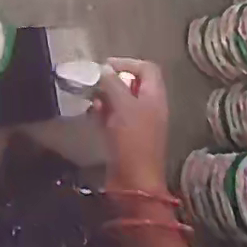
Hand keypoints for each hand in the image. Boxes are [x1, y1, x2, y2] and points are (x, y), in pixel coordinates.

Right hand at [91, 58, 170, 194]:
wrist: (133, 183)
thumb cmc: (133, 141)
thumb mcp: (123, 107)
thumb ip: (113, 84)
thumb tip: (103, 69)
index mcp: (155, 97)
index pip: (146, 68)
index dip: (127, 63)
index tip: (105, 67)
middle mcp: (148, 107)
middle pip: (131, 83)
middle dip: (111, 81)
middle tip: (93, 83)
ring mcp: (137, 123)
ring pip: (120, 100)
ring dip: (104, 97)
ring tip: (92, 101)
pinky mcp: (125, 137)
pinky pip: (113, 117)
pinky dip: (103, 113)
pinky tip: (92, 116)